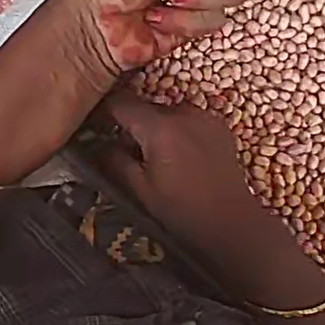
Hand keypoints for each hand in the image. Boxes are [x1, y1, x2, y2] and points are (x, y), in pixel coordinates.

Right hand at [97, 92, 324, 306]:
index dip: (103, 111)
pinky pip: (188, 119)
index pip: (121, 102)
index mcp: (159, 128)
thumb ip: (114, 161)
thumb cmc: (181, 210)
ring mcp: (204, 116)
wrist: (230, 221)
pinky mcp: (218, 125)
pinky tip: (178, 156)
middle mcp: (183, 113)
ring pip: (167, 112)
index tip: (93, 125)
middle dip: (131, 123)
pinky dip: (177, 130)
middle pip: (146, 106)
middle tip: (122, 148)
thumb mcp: (140, 189)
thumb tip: (97, 144)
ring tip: (153, 155)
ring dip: (155, 127)